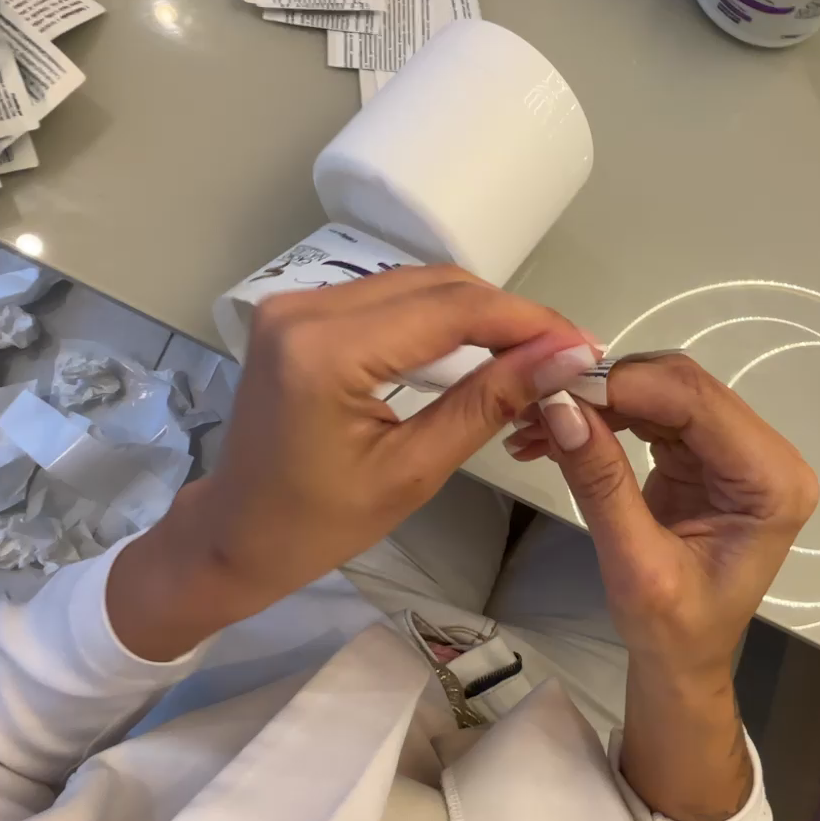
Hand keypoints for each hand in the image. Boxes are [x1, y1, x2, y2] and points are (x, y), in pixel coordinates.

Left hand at [108, 268, 595, 659]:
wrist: (235, 534)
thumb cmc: (318, 525)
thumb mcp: (413, 470)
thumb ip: (489, 402)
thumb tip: (565, 359)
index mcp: (326, 352)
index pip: (451, 311)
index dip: (527, 321)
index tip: (584, 346)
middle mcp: (306, 307)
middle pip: (436, 286)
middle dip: (510, 315)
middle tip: (566, 353)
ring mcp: (297, 303)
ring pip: (416, 286)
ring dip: (479, 314)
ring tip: (534, 351)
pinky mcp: (300, 312)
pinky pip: (389, 299)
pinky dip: (440, 318)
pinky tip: (478, 344)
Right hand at [504, 355, 816, 820]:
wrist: (682, 660)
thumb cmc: (672, 631)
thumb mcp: (634, 563)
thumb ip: (601, 481)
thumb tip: (558, 407)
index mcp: (770, 482)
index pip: (697, 402)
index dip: (625, 385)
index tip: (554, 390)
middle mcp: (763, 455)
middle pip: (681, 386)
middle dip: (606, 388)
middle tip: (537, 404)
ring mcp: (733, 452)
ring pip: (660, 393)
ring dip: (597, 401)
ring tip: (534, 423)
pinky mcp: (703, 456)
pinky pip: (649, 415)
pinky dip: (602, 419)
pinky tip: (556, 433)